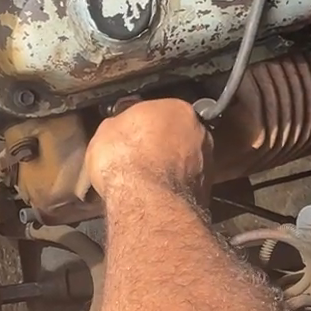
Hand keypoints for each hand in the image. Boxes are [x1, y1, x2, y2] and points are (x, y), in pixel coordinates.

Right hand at [78, 98, 210, 199]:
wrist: (146, 203)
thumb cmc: (127, 162)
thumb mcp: (105, 132)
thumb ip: (118, 125)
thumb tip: (117, 129)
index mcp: (176, 108)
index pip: (158, 110)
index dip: (141, 124)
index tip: (129, 135)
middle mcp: (198, 132)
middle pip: (177, 134)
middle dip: (160, 145)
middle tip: (137, 158)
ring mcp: (206, 162)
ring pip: (184, 160)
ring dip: (169, 168)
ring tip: (144, 181)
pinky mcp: (206, 191)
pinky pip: (186, 184)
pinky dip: (173, 188)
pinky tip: (153, 196)